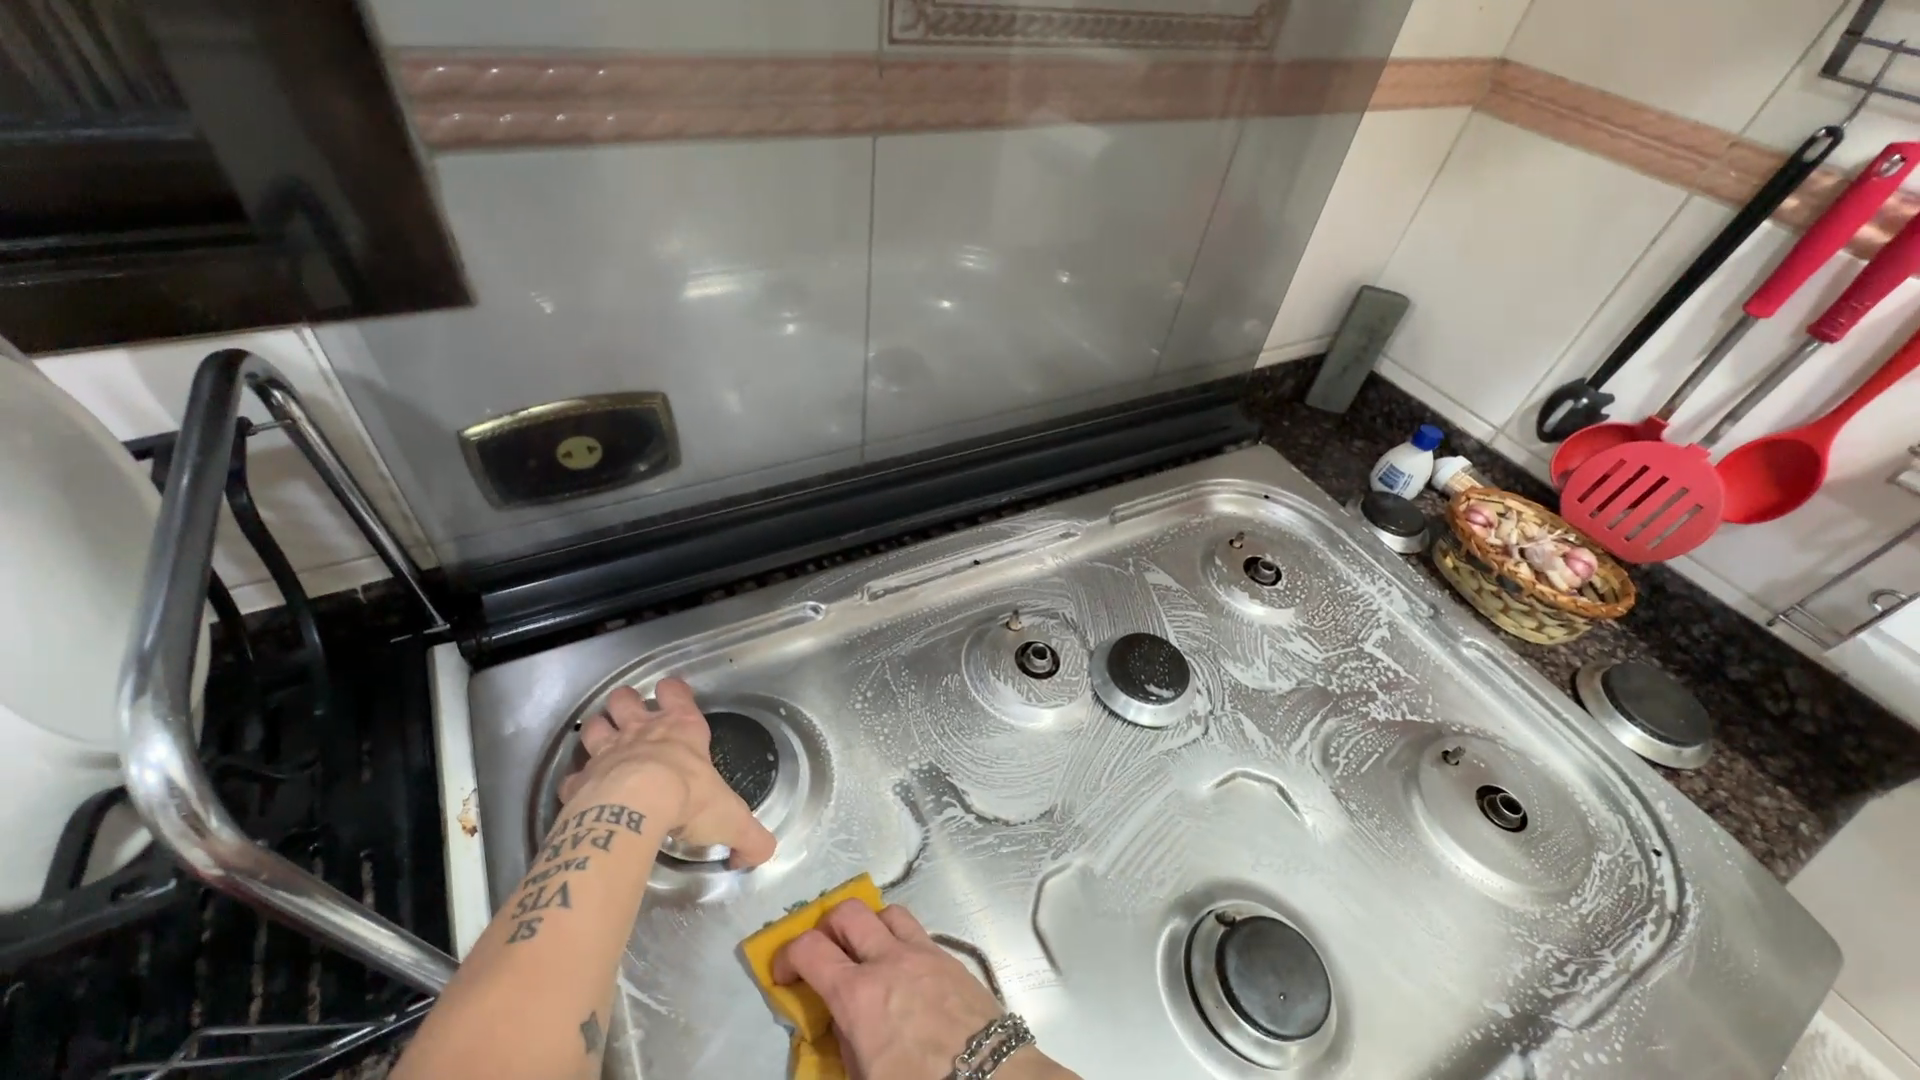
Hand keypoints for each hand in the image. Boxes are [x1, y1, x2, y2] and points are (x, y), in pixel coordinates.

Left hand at [561, 678, 776, 868]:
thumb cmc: (689, 799)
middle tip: (632, 720)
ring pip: (594, 725)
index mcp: (681, 730)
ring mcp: (606, 752)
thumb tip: (759, 855)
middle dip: (626, 704)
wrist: (635, 809)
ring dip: (597, 732)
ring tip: (604, 746)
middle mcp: (642, 732)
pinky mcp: (581, 779)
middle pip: (625, 699)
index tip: (673, 699)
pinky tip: (584, 793)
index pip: (675, 691)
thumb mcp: (733, 819)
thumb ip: (751, 838)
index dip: (673, 691)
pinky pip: (573, 776)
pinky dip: (577, 782)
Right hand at [774, 901, 1070, 1079]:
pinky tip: (903, 970)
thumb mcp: (864, 1078)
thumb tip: (841, 1023)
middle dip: (826, 927)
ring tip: (865, 954)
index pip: (808, 949)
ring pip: (887, 912)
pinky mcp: (951, 959)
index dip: (787, 956)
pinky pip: (918, 932)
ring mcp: (924, 953)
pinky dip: (900, 940)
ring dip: (869, 926)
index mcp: (858, 994)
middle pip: (848, 912)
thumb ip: (844, 1044)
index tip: (784, 975)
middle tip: (824, 954)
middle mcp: (889, 960)